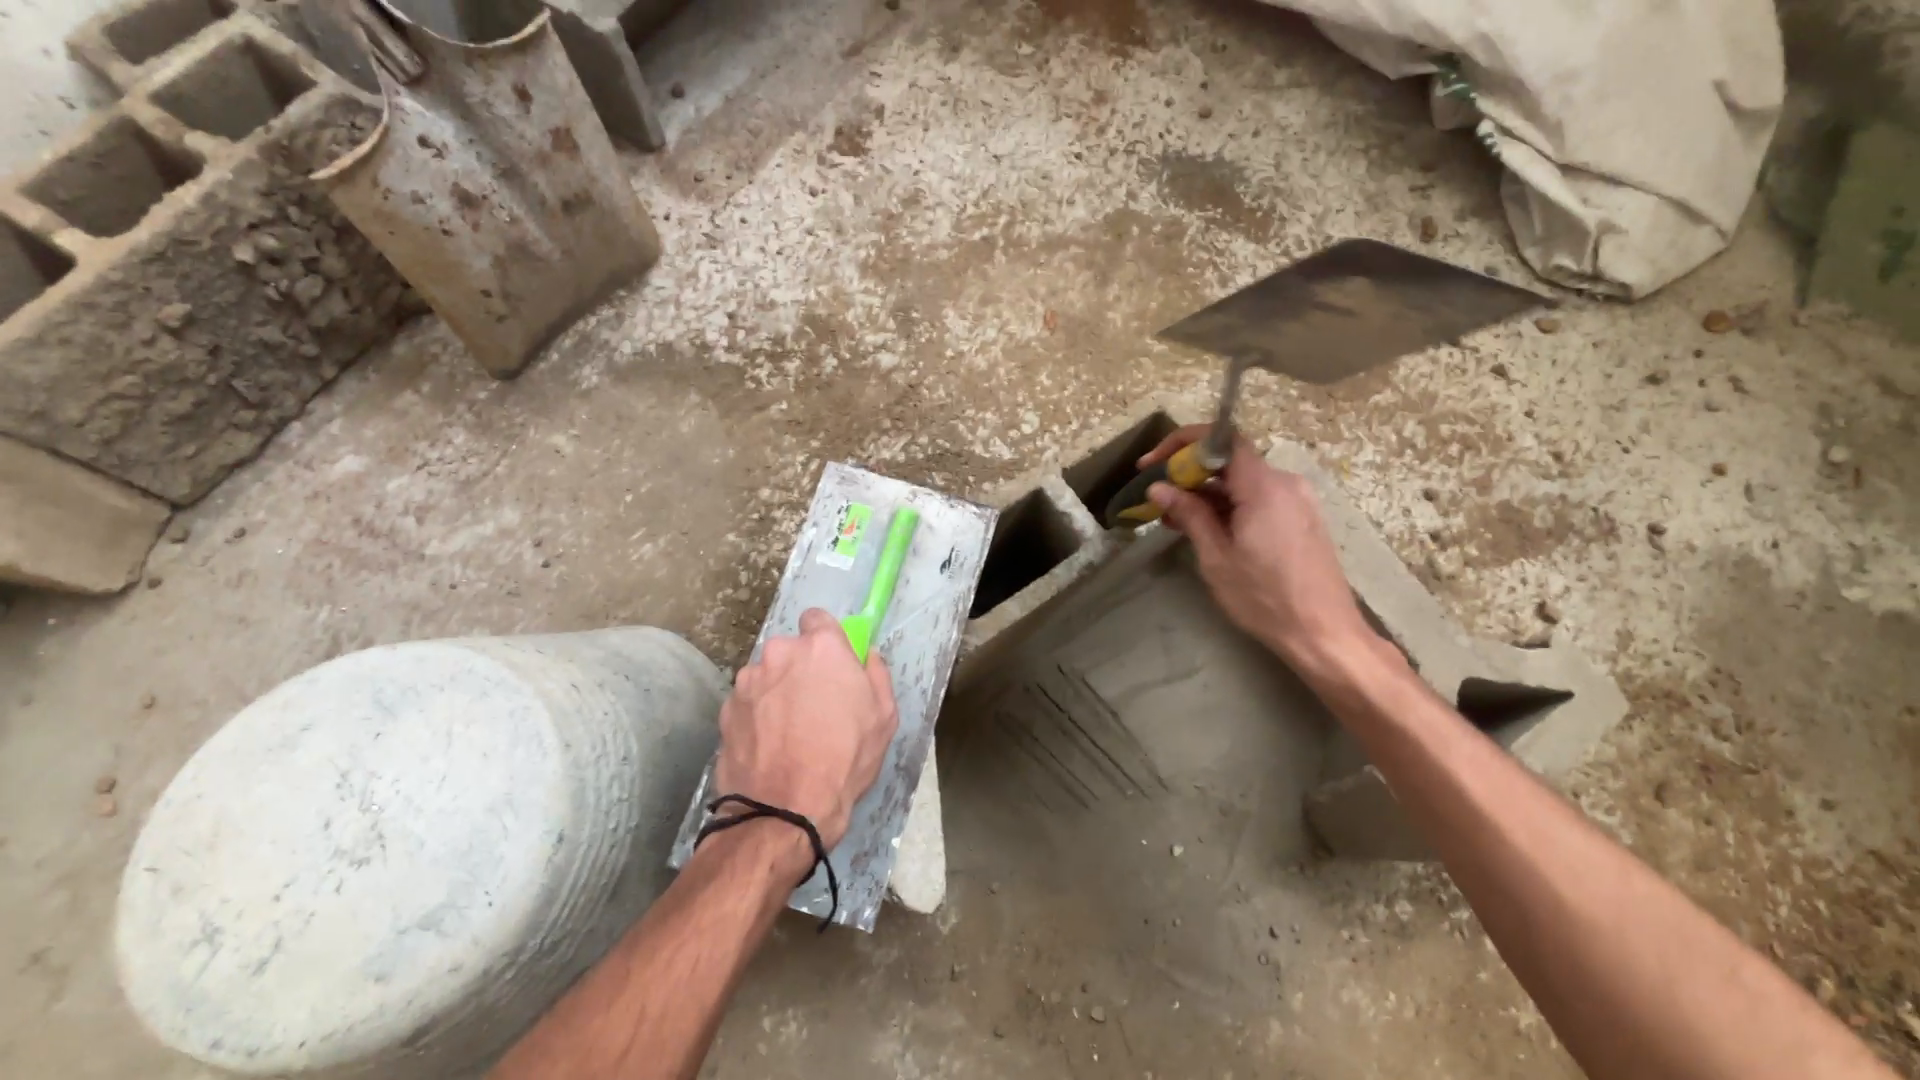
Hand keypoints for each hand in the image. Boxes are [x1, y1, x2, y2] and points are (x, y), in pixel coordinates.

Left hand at [714, 609, 898, 854]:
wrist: (784, 811)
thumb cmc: (845, 760)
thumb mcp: (884, 718)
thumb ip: (876, 674)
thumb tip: (867, 655)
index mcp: (821, 648)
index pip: (817, 618)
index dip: (824, 638)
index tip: (831, 663)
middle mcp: (779, 654)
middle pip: (790, 651)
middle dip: (800, 670)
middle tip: (814, 705)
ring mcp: (747, 682)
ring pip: (766, 677)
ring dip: (776, 693)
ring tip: (788, 732)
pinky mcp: (725, 710)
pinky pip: (747, 703)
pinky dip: (756, 717)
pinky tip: (768, 746)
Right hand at [1140, 425, 1374, 671]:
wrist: (1323, 632)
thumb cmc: (1265, 598)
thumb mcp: (1217, 558)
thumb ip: (1189, 515)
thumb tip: (1159, 488)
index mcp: (1264, 487)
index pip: (1221, 440)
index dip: (1182, 444)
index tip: (1153, 465)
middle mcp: (1286, 483)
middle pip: (1230, 460)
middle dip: (1190, 474)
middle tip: (1158, 500)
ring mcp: (1299, 500)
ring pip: (1244, 481)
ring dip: (1208, 494)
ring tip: (1176, 520)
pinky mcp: (1303, 518)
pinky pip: (1260, 498)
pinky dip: (1231, 506)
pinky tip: (1209, 530)